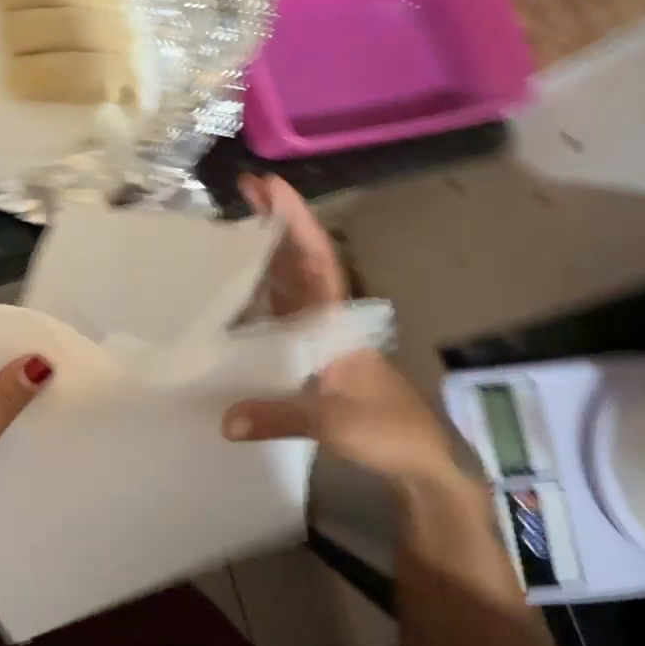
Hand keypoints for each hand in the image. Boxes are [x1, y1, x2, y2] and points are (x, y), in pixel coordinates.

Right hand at [227, 174, 456, 486]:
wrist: (419, 459)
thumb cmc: (388, 430)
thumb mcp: (335, 423)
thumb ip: (281, 417)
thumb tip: (224, 420)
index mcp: (335, 322)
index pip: (316, 259)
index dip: (295, 221)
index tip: (271, 186)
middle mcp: (324, 318)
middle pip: (299, 259)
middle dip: (275, 222)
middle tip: (244, 187)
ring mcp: (316, 335)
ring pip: (289, 281)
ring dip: (266, 250)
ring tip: (233, 221)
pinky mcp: (308, 355)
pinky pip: (279, 312)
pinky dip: (258, 291)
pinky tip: (233, 285)